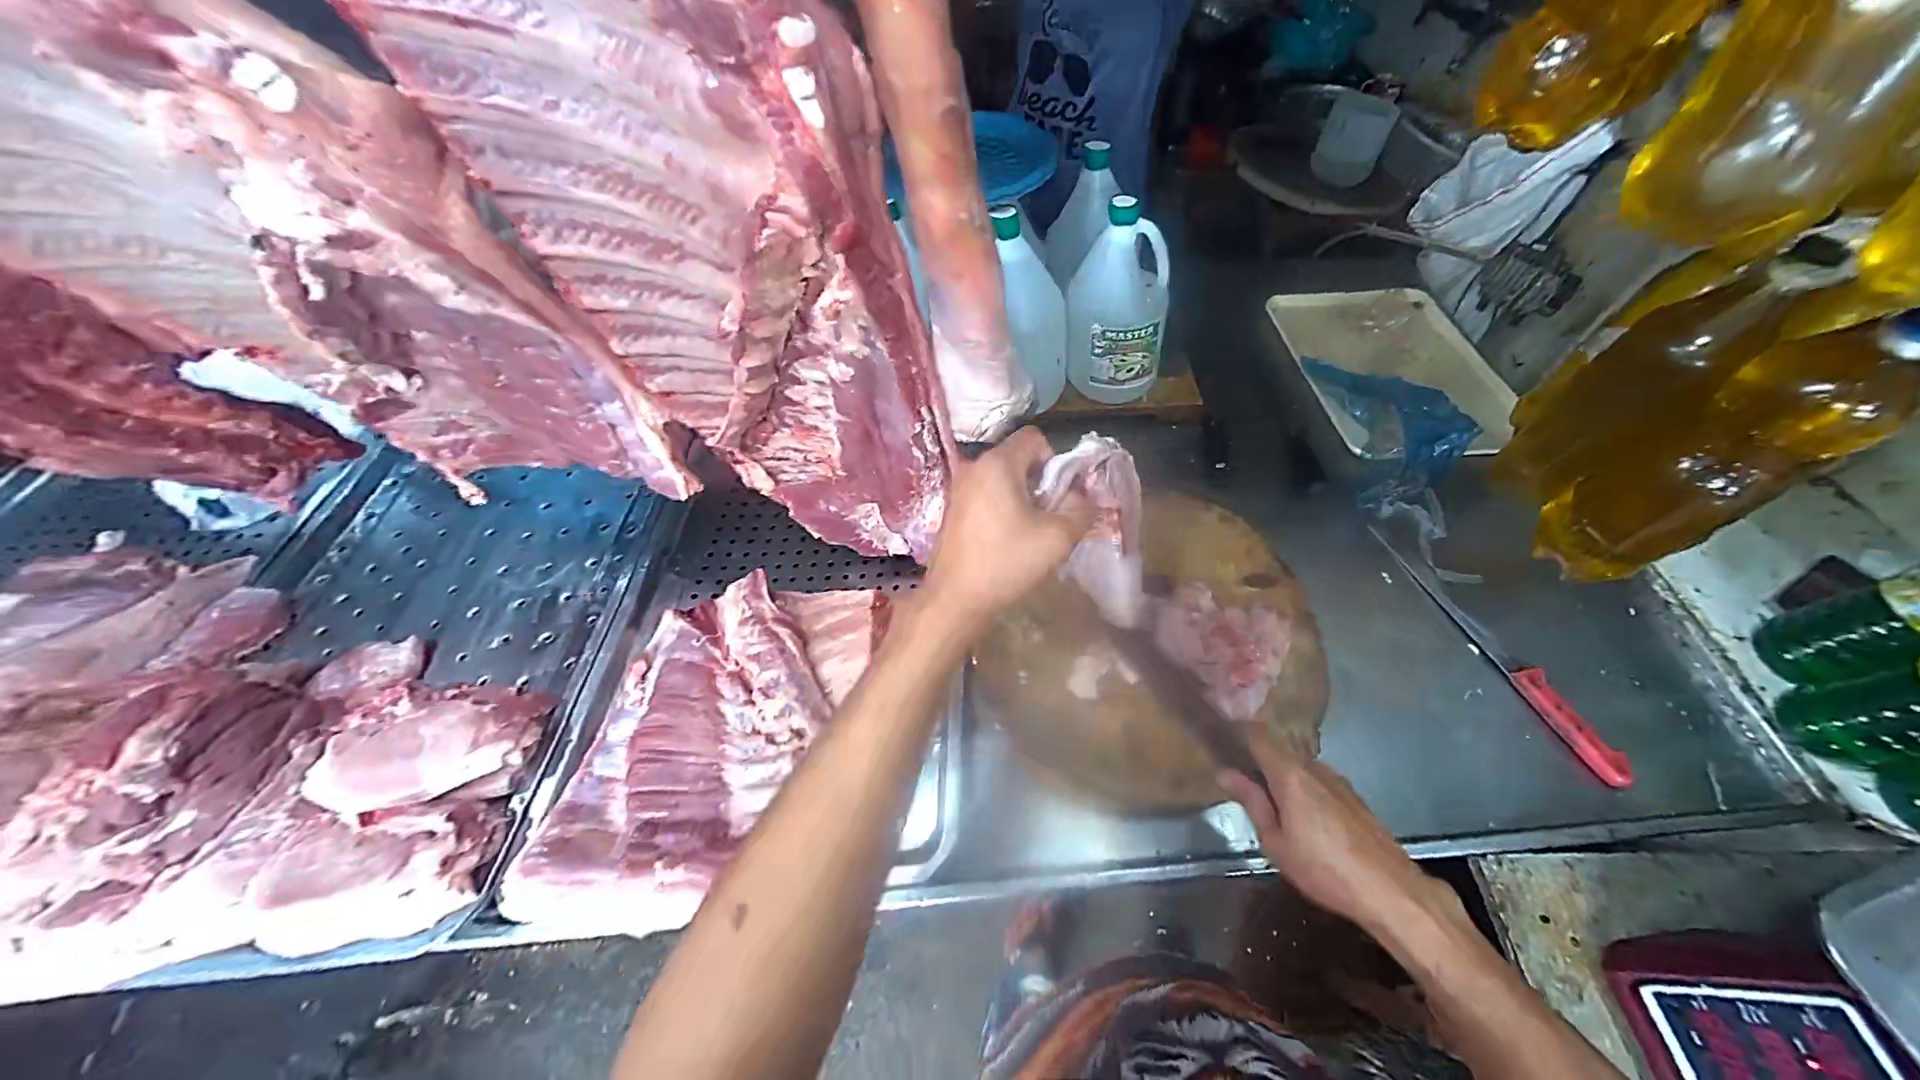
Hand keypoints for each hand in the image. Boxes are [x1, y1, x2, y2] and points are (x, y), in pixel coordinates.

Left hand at [921, 427, 1092, 630]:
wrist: (956, 600)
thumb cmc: (1006, 563)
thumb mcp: (1058, 537)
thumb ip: (1082, 510)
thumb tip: (1086, 498)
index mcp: (996, 464)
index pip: (1035, 438)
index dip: (1056, 461)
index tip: (1059, 494)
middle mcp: (973, 468)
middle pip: (1018, 459)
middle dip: (1041, 482)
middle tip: (1050, 516)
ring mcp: (958, 489)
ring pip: (1002, 480)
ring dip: (1023, 498)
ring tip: (1031, 532)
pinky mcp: (953, 511)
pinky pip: (987, 497)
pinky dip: (1003, 510)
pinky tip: (1008, 541)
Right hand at [1218, 738, 1451, 934]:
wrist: (1392, 892)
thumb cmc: (1324, 869)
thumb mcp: (1276, 842)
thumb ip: (1252, 802)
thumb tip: (1227, 773)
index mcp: (1291, 774)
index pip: (1258, 736)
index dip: (1236, 732)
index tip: (1219, 740)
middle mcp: (1315, 768)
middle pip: (1278, 751)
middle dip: (1256, 760)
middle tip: (1237, 780)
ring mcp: (1338, 781)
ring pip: (1299, 767)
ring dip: (1280, 776)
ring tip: (1267, 802)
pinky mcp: (1354, 797)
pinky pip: (1317, 781)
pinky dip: (1301, 788)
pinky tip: (1300, 816)